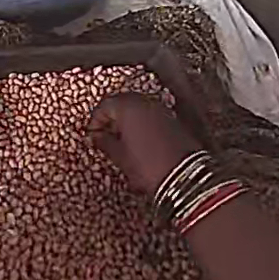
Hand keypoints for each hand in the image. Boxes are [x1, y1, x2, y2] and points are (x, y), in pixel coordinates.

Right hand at [87, 93, 201, 195]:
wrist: (186, 177)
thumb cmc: (149, 165)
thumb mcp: (120, 156)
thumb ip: (104, 142)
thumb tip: (96, 137)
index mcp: (127, 106)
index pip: (104, 106)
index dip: (95, 121)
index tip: (92, 135)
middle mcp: (145, 102)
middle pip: (120, 103)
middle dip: (111, 119)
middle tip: (104, 136)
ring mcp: (160, 109)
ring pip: (136, 109)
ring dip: (126, 121)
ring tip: (120, 141)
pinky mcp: (172, 119)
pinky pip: (150, 115)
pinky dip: (141, 124)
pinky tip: (138, 142)